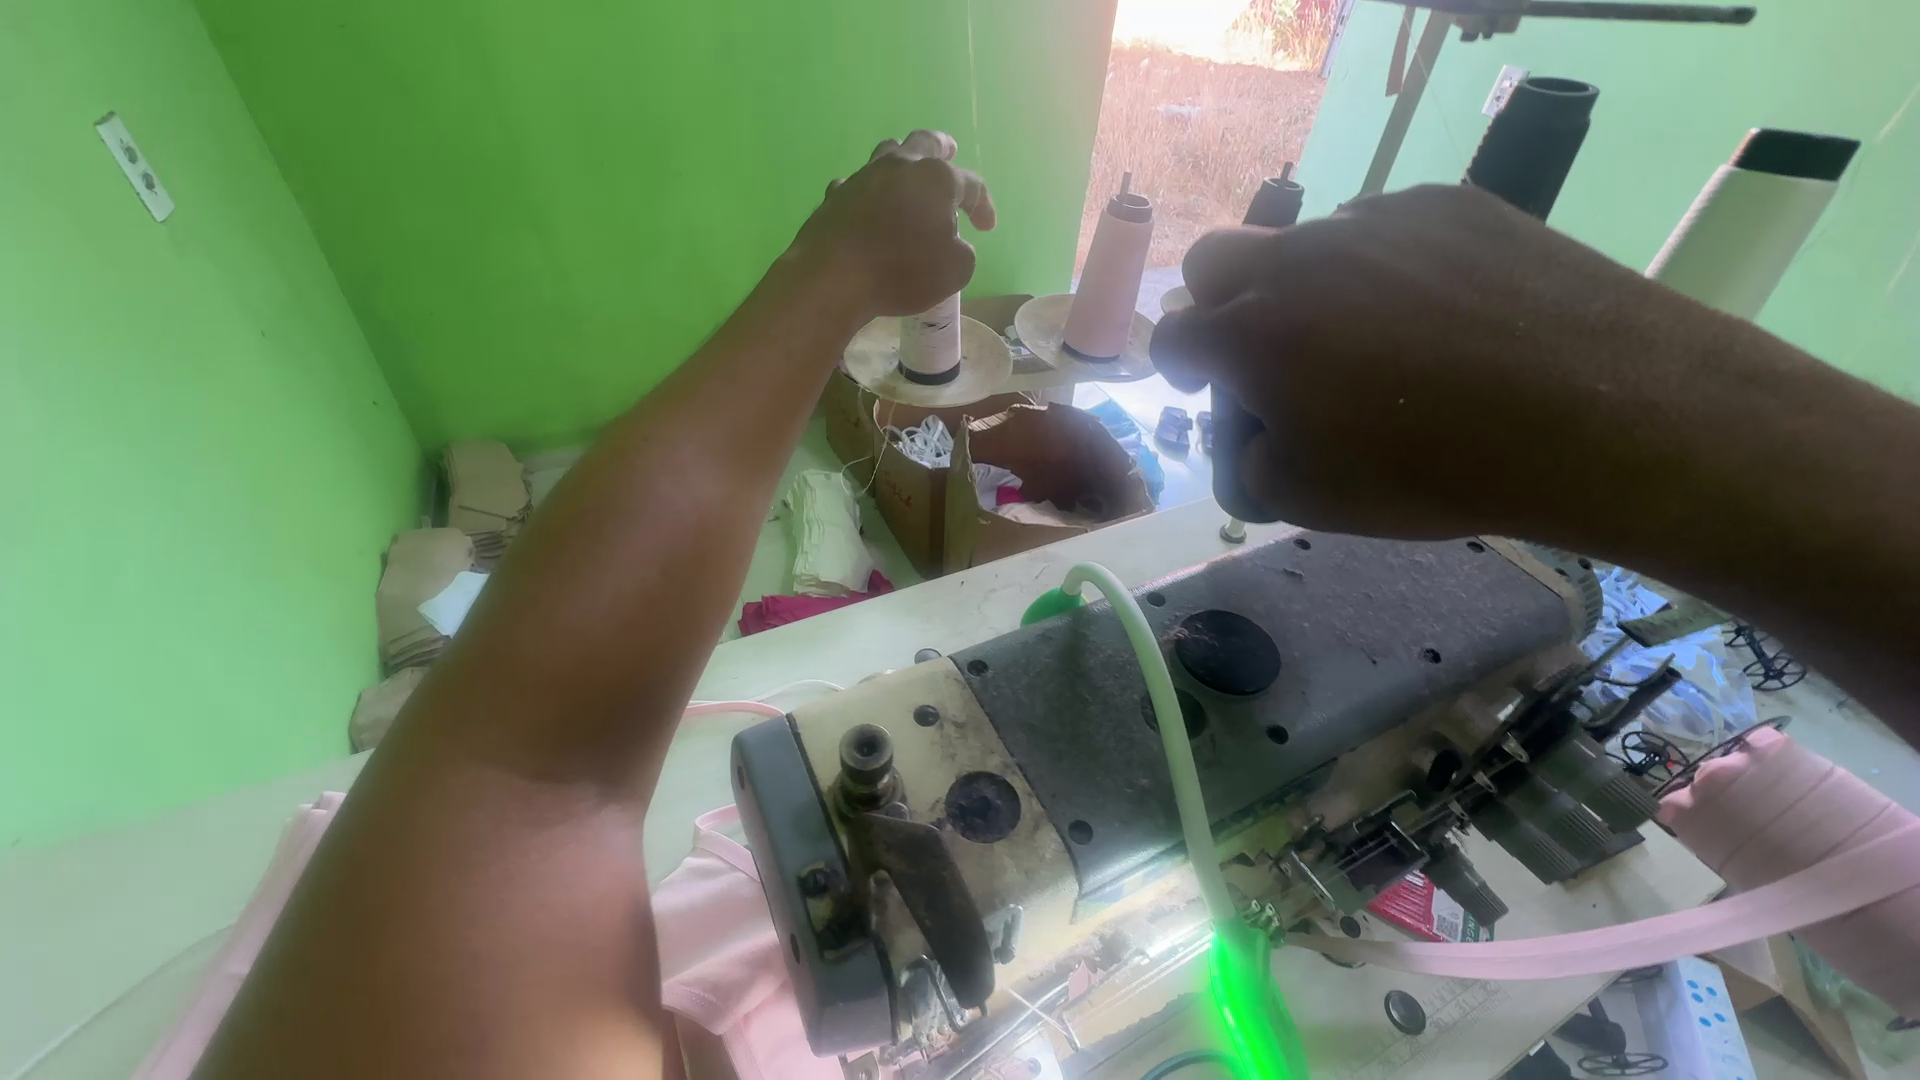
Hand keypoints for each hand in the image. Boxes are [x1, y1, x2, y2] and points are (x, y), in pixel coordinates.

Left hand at [794, 130, 995, 317]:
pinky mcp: (836, 196)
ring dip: (903, 160)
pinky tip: (867, 203)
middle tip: (950, 149)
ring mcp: (864, 177)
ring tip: (908, 171)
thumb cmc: (903, 271)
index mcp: (937, 179)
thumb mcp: (954, 271)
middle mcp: (901, 166)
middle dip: (942, 146)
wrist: (835, 276)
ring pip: (887, 154)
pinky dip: (868, 192)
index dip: (984, 205)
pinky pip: (856, 184)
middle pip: (925, 143)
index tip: (987, 227)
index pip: (971, 185)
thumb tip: (953, 242)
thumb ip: (962, 252)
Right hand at [1151, 184, 1732, 538]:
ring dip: (1304, 290)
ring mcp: (1372, 223)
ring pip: (1301, 244)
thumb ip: (1249, 461)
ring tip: (1369, 342)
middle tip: (1265, 352)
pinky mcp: (1446, 204)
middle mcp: (1295, 262)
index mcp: (1250, 335)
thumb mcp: (1305, 499)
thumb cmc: (1429, 470)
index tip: (1202, 385)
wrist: (1598, 417)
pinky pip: (1380, 232)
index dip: (1178, 365)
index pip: (1174, 334)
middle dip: (1217, 306)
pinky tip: (1433, 317)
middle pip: (1214, 260)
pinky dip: (1379, 271)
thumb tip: (1256, 435)